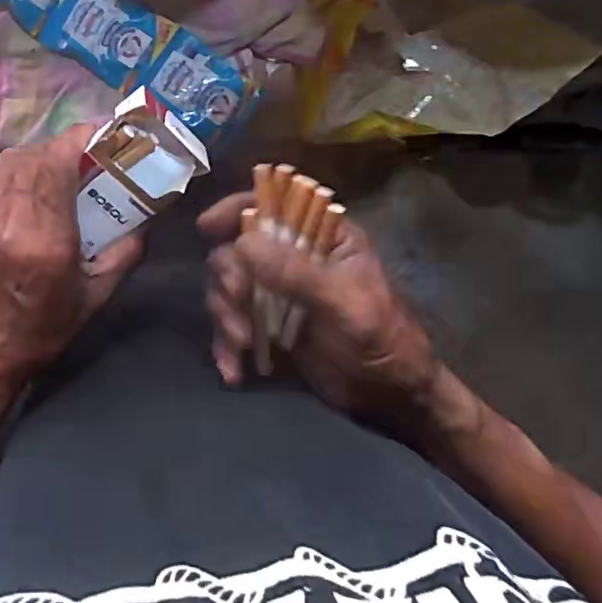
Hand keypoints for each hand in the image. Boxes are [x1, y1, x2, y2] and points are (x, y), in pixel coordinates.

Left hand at [0, 125, 144, 395]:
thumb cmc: (48, 324)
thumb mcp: (99, 293)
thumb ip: (127, 249)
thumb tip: (148, 213)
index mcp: (46, 240)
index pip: (56, 164)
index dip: (78, 139)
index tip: (101, 133)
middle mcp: (11, 220)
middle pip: (36, 156)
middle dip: (65, 145)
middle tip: (88, 151)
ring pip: (13, 160)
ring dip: (41, 153)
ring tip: (63, 163)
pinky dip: (20, 167)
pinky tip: (36, 180)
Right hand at [199, 191, 439, 429]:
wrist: (394, 400)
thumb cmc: (384, 341)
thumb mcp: (347, 305)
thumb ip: (298, 274)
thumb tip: (243, 243)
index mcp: (321, 234)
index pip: (272, 202)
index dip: (236, 208)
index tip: (208, 227)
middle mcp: (293, 254)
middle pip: (237, 246)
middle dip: (229, 276)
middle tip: (237, 302)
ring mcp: (276, 290)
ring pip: (227, 284)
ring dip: (224, 312)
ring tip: (241, 343)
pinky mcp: (266, 323)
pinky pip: (231, 322)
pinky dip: (225, 344)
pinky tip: (232, 369)